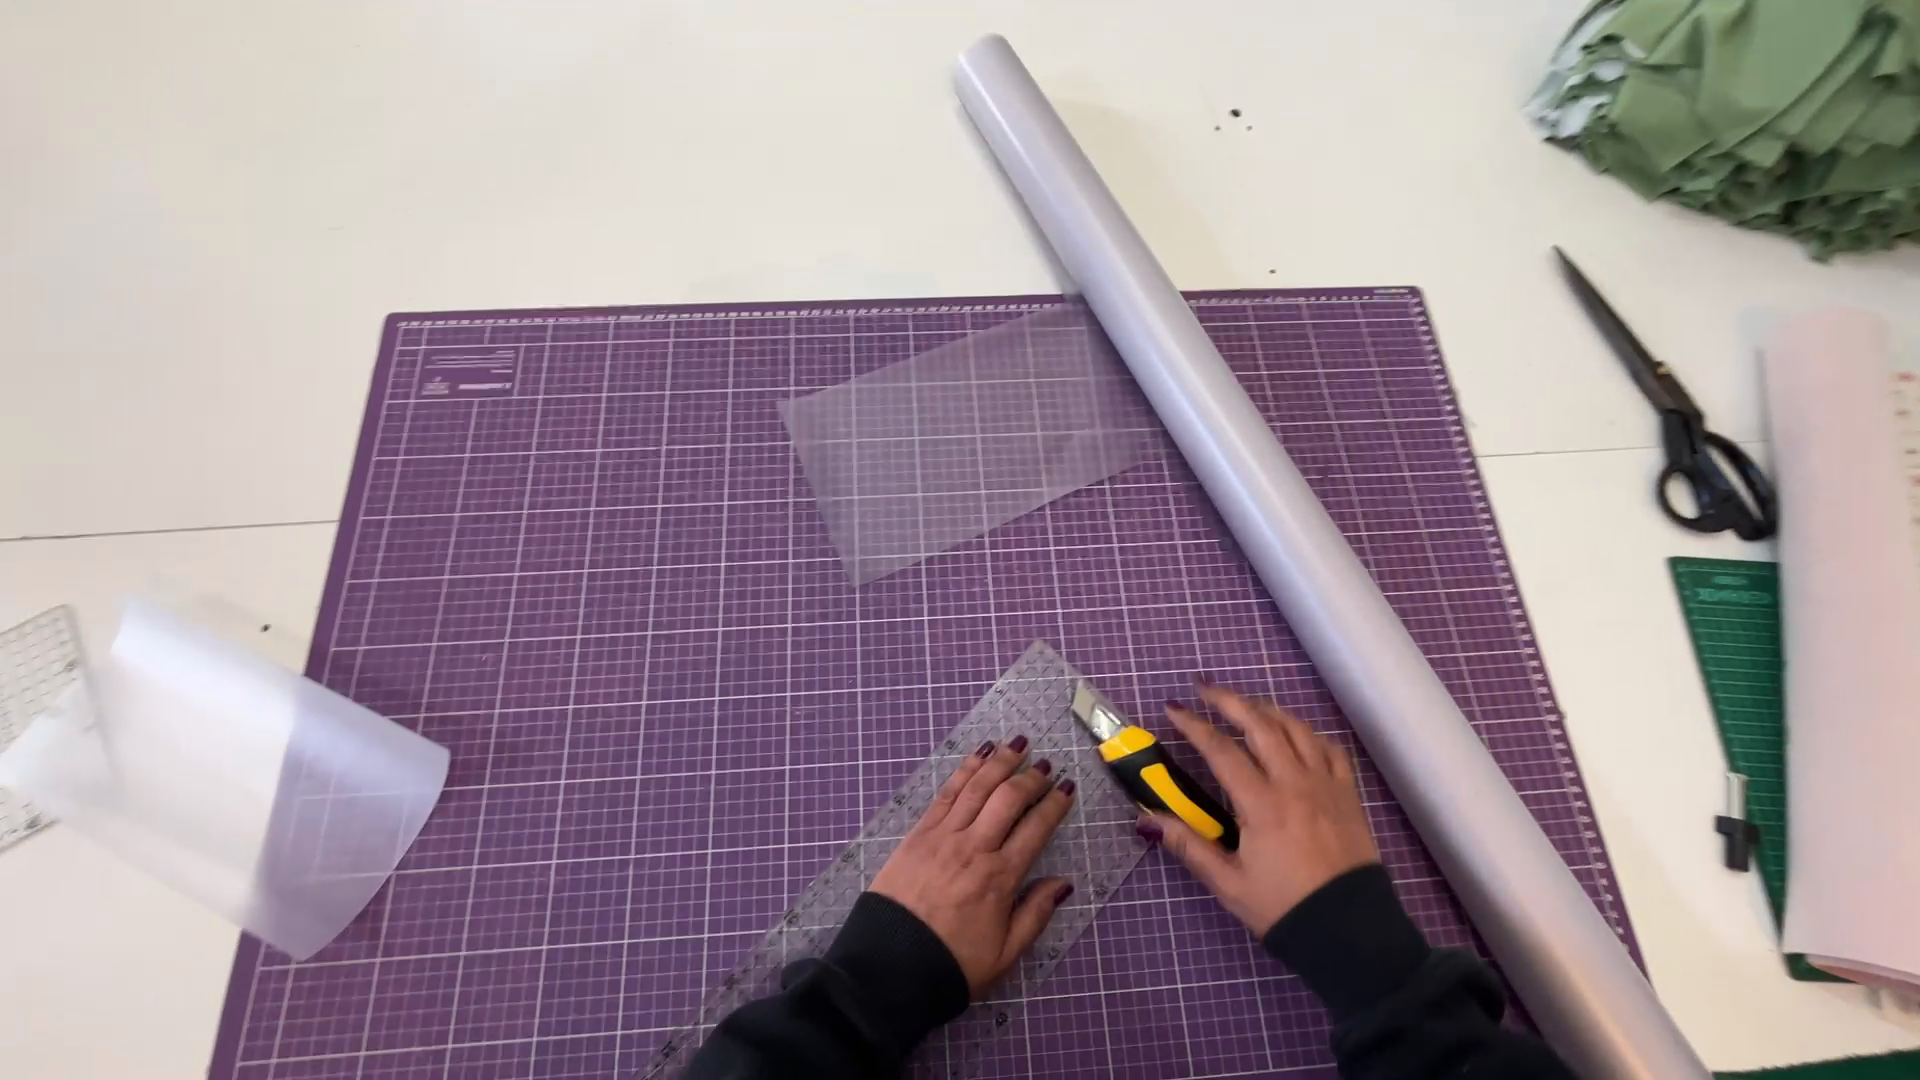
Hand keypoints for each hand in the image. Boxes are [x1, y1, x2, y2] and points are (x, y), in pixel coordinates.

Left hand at [869, 735, 1077, 995]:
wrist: (888, 969)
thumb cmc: (951, 965)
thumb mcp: (1005, 955)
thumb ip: (1036, 914)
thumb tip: (1063, 883)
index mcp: (1000, 879)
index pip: (1036, 828)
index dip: (1055, 804)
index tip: (1066, 788)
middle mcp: (974, 848)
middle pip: (1008, 799)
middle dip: (1030, 778)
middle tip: (1045, 766)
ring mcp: (943, 836)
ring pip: (977, 787)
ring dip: (1000, 762)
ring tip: (1018, 745)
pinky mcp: (919, 832)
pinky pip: (947, 793)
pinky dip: (965, 770)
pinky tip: (979, 755)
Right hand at [1142, 686, 1378, 936]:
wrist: (1353, 936)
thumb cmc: (1285, 910)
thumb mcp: (1229, 884)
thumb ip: (1188, 846)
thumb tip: (1147, 818)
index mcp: (1262, 804)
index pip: (1221, 750)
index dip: (1194, 725)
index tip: (1173, 709)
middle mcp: (1295, 784)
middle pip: (1260, 724)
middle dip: (1228, 700)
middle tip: (1204, 689)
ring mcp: (1326, 786)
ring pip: (1296, 729)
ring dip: (1266, 709)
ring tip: (1244, 704)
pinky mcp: (1349, 796)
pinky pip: (1330, 749)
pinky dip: (1307, 733)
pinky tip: (1294, 734)